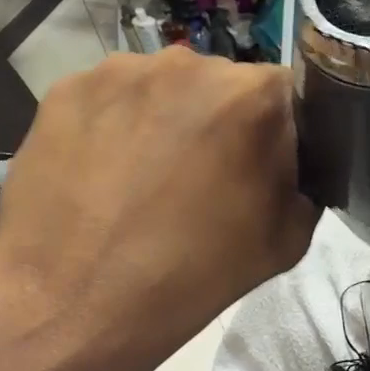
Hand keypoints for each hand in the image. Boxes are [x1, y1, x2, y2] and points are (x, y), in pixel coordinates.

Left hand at [0, 50, 318, 370]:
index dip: (280, 129)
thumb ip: (302, 183)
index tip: (262, 164)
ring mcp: (122, 71)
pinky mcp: (67, 88)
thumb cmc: (192, 276)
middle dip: (220, 120)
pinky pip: (110, 100)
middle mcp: (191, 64)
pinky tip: (103, 173)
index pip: (287, 93)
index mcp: (254, 95)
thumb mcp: (287, 239)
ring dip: (166, 119)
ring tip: (143, 178)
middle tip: (202, 175)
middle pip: (222, 84)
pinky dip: (114, 126)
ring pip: (163, 88)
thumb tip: (285, 163)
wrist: (71, 306)